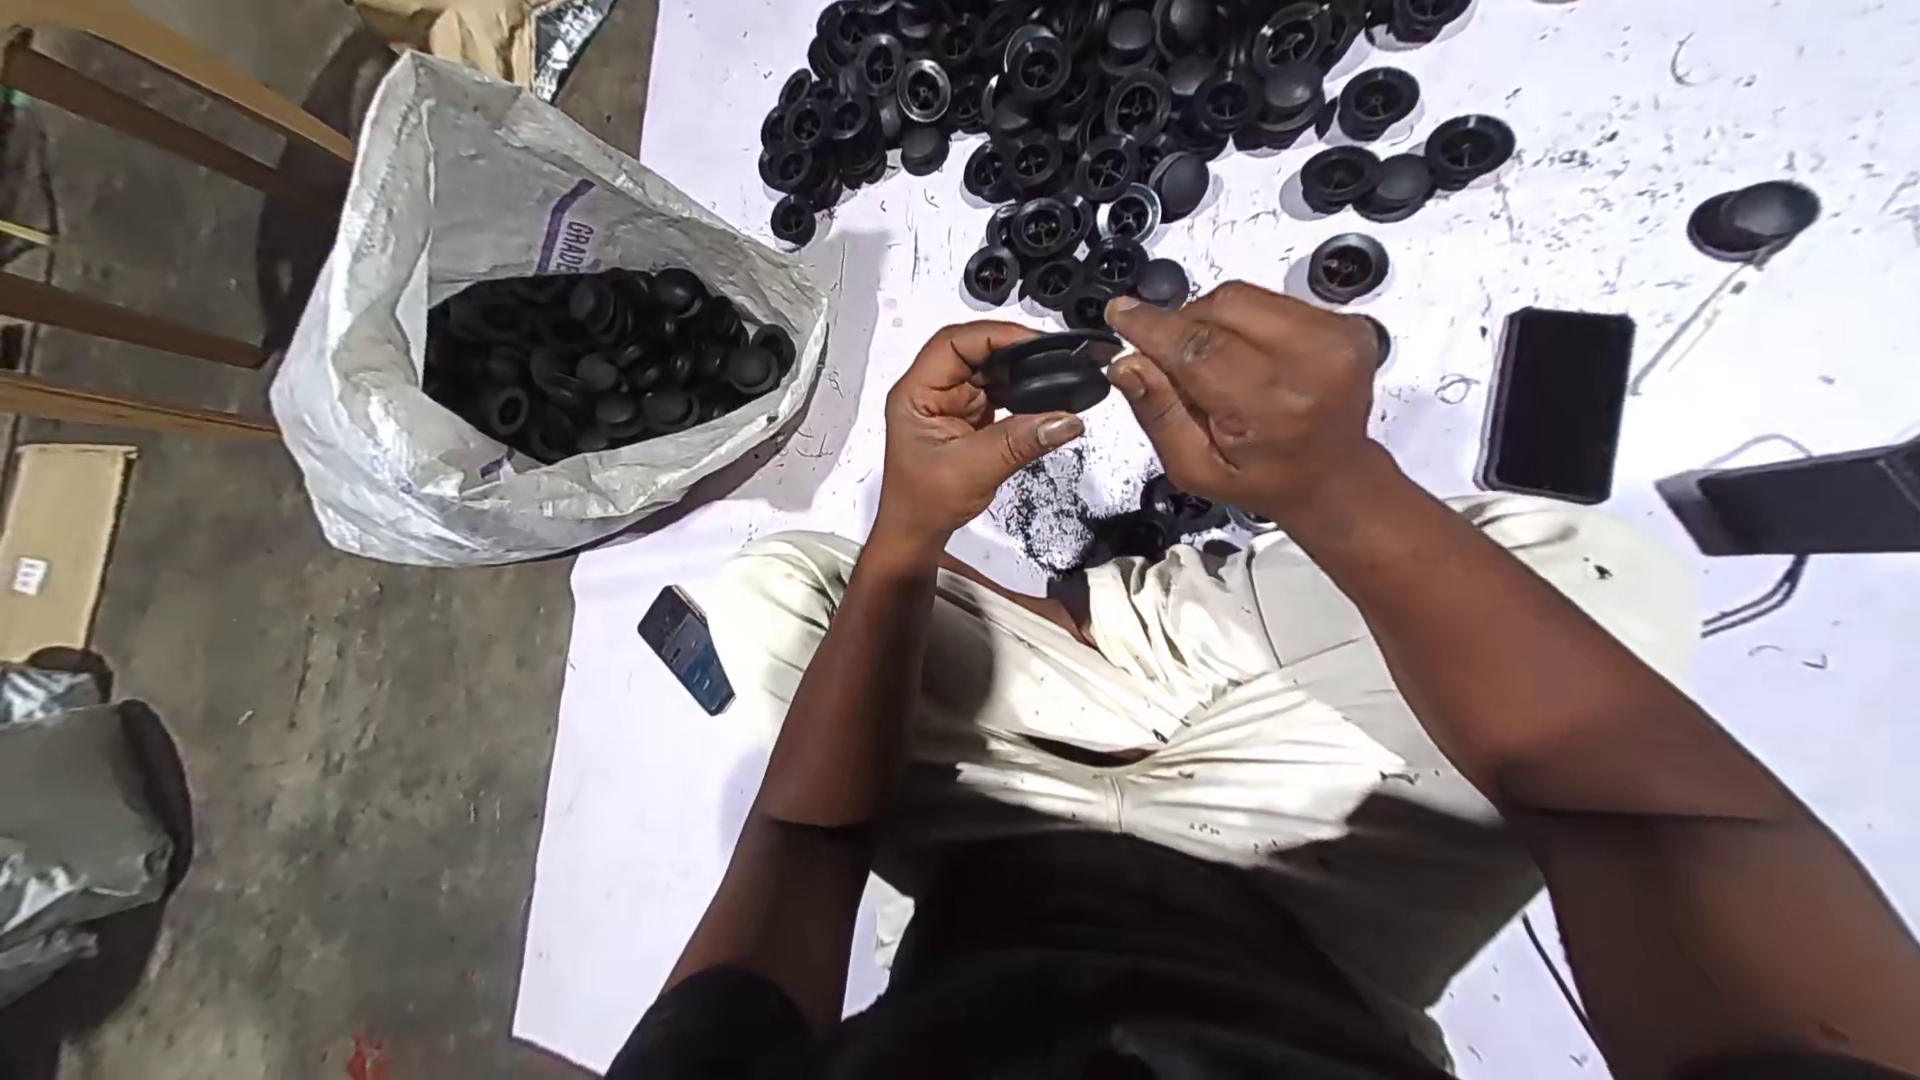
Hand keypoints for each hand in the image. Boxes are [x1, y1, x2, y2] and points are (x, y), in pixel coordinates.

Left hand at [874, 322, 1084, 549]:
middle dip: (1013, 353)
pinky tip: (1040, 399)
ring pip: (989, 371)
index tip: (1033, 343)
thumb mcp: (972, 471)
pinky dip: (1020, 396)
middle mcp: (932, 391)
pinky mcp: (969, 418)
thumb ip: (1019, 443)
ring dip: (1019, 375)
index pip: (953, 344)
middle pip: (974, 352)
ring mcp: (951, 404)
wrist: (917, 532)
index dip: (993, 336)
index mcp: (916, 393)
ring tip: (1052, 377)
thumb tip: (1064, 420)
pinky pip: (998, 395)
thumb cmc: (923, 504)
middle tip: (1052, 358)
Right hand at [1103, 285, 1383, 522]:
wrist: (1331, 476)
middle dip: (1180, 328)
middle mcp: (1314, 361)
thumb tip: (1127, 366)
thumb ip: (1159, 414)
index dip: (1153, 328)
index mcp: (1275, 407)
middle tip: (1170, 365)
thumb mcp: (1195, 468)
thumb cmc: (1266, 480)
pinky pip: (1266, 300)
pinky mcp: (1340, 321)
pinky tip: (1241, 357)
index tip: (1121, 314)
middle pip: (1218, 309)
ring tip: (1212, 368)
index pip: (1199, 347)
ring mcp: (1335, 336)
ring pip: (1240, 299)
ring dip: (1208, 323)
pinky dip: (1239, 322)